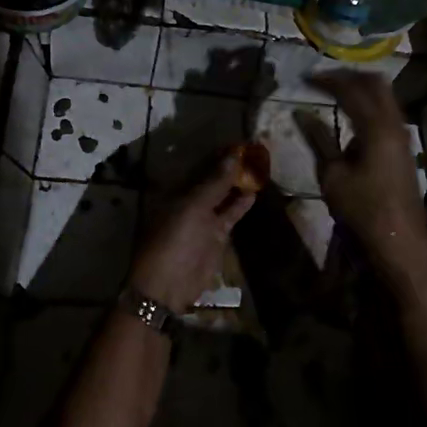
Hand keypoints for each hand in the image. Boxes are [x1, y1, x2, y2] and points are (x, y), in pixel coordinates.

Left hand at [129, 151, 255, 309]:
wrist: (167, 285)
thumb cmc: (174, 241)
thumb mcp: (193, 207)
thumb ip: (214, 182)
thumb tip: (233, 156)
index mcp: (177, 190)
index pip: (201, 165)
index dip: (219, 154)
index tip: (240, 141)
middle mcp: (190, 200)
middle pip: (213, 178)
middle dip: (232, 166)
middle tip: (255, 150)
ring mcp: (204, 218)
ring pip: (224, 194)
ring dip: (239, 182)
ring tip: (259, 166)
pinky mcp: (216, 235)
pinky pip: (230, 213)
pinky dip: (241, 203)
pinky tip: (254, 191)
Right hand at [305, 72, 426, 253]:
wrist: (398, 238)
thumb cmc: (361, 208)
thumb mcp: (332, 174)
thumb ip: (318, 139)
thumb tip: (301, 114)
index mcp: (376, 127)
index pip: (351, 90)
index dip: (326, 80)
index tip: (304, 78)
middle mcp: (395, 124)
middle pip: (376, 83)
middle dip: (349, 76)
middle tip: (323, 79)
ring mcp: (403, 135)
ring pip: (385, 96)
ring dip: (361, 90)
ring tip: (334, 93)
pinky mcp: (403, 147)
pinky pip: (386, 112)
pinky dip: (368, 105)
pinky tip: (349, 116)